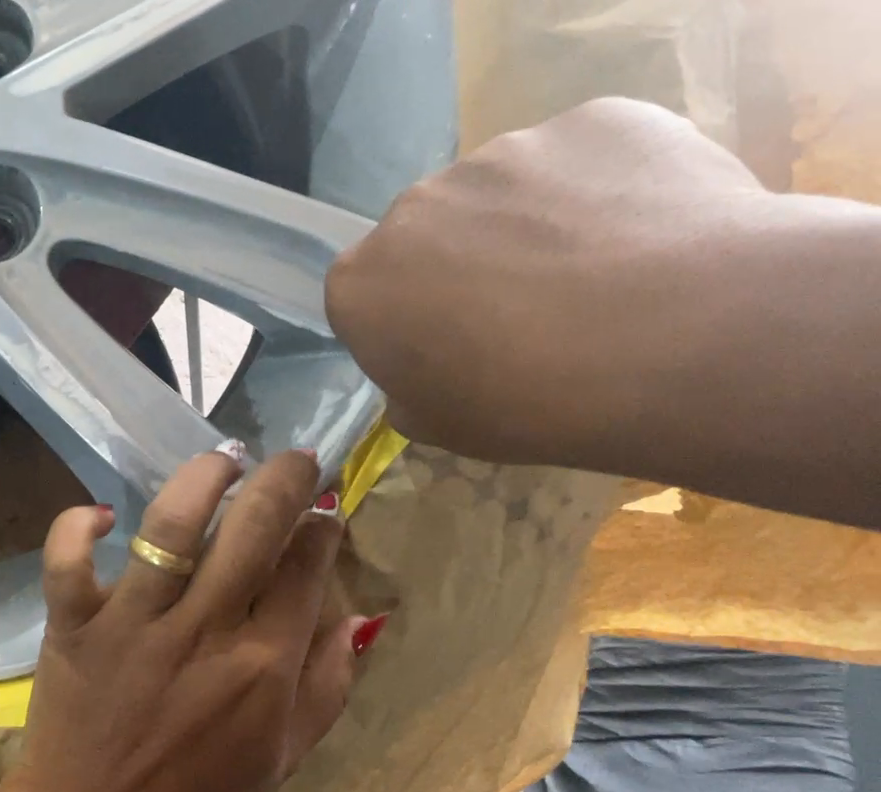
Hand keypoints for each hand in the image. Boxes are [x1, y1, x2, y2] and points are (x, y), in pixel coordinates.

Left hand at [0, 450, 372, 791]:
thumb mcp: (284, 756)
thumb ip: (326, 683)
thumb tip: (349, 610)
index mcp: (264, 668)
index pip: (306, 569)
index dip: (320, 526)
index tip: (322, 507)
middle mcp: (203, 634)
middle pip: (253, 531)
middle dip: (283, 479)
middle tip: (291, 458)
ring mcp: (131, 625)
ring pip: (170, 526)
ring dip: (201, 480)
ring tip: (221, 461)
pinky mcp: (71, 626)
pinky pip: (67, 560)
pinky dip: (78, 527)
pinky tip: (104, 515)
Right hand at [326, 98, 769, 467]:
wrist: (680, 336)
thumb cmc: (529, 401)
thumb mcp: (438, 424)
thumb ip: (410, 382)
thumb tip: (433, 359)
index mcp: (360, 283)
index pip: (366, 295)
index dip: (407, 321)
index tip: (449, 347)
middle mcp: (412, 207)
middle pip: (430, 234)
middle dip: (463, 263)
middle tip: (527, 311)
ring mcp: (502, 154)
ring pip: (507, 191)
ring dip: (533, 222)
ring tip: (600, 273)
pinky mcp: (591, 119)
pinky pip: (585, 156)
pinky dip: (606, 187)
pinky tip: (647, 233)